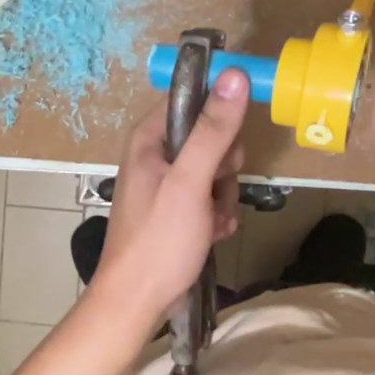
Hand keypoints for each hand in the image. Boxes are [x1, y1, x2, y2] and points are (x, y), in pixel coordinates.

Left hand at [91, 68, 249, 323]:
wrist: (138, 299)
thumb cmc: (159, 240)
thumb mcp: (190, 182)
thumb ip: (213, 131)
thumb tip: (236, 74)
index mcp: (150, 137)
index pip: (195, 100)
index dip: (219, 118)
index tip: (230, 144)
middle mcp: (156, 154)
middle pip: (212, 137)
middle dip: (225, 168)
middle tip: (214, 190)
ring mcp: (167, 184)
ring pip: (217, 171)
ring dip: (223, 198)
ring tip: (210, 222)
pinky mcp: (177, 209)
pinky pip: (211, 198)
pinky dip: (217, 216)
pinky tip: (211, 234)